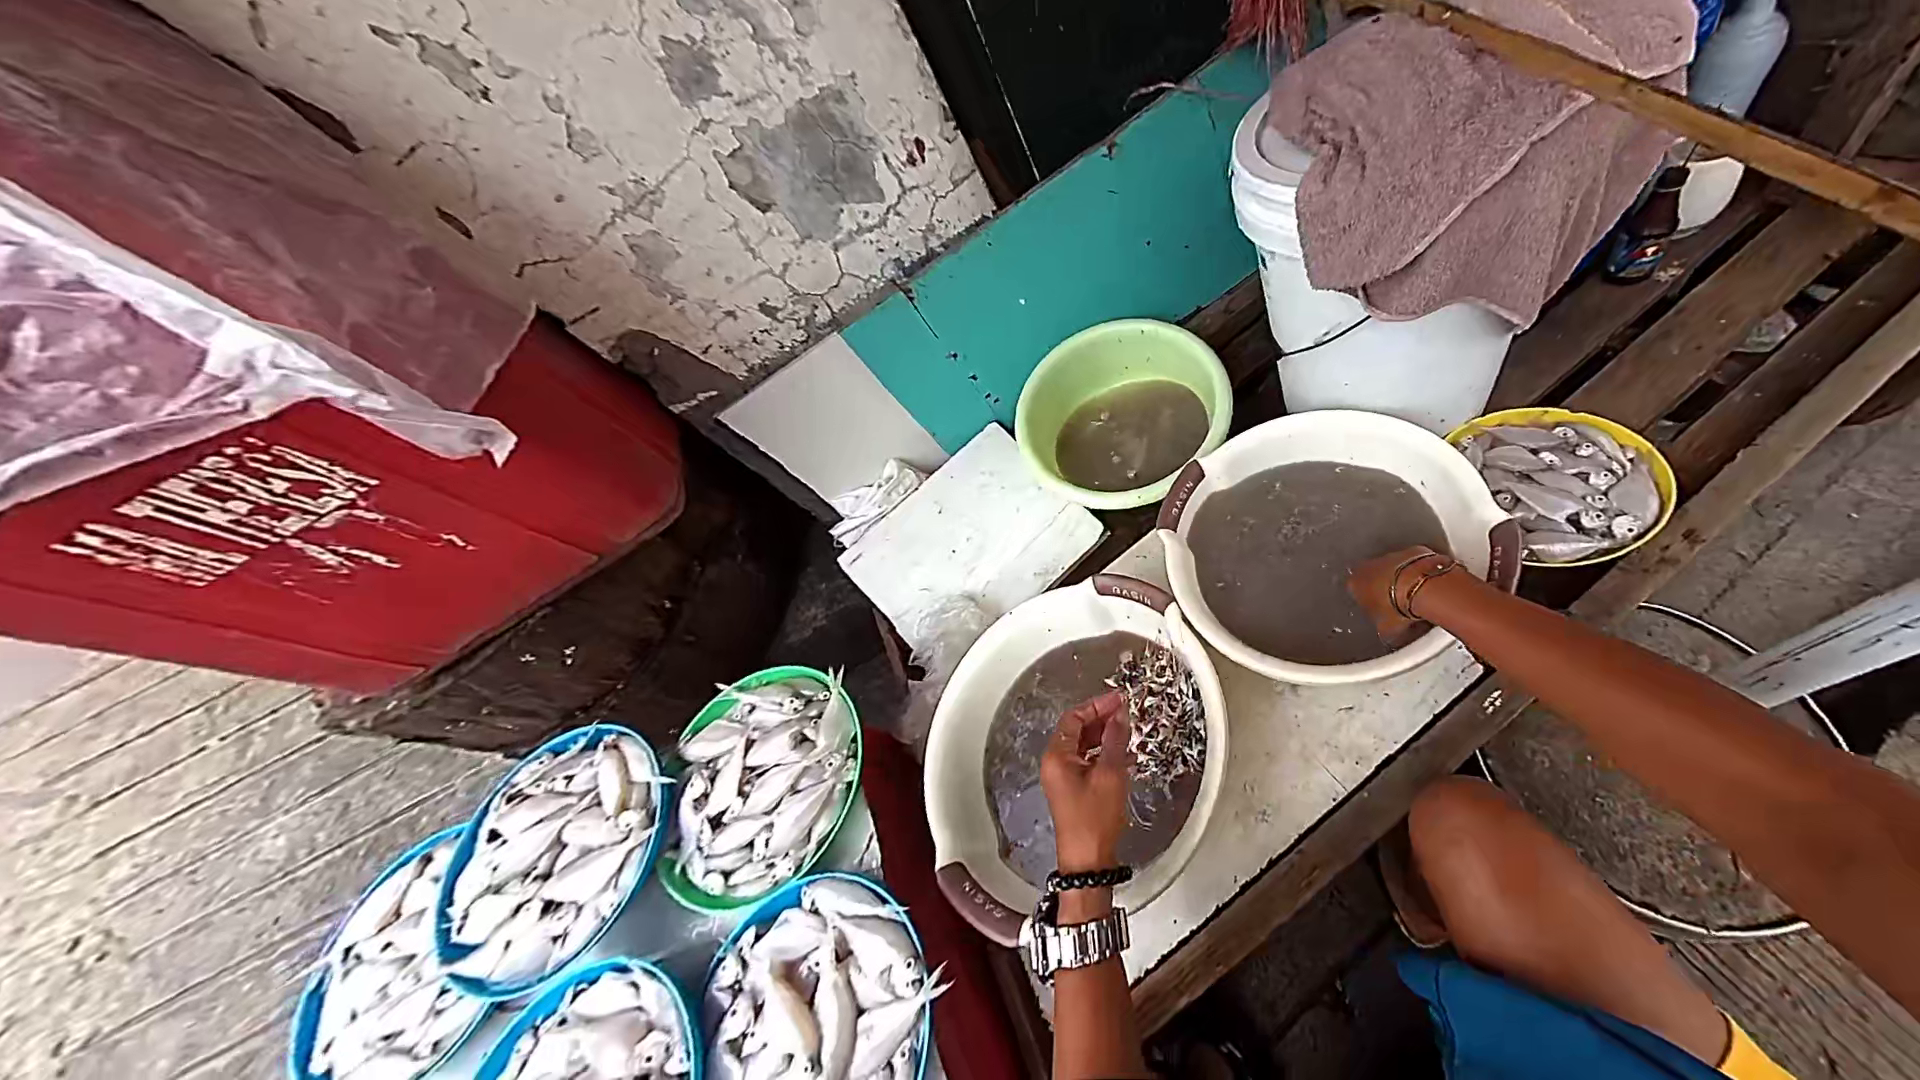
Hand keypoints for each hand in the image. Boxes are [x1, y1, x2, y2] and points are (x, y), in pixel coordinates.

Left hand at [1041, 691, 1131, 873]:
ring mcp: (1063, 776)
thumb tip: (1120, 715)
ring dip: (1104, 736)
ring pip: (1084, 745)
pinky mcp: (1073, 788)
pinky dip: (1104, 754)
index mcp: (1057, 755)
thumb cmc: (1095, 819)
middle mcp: (1055, 762)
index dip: (1096, 706)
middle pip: (1077, 729)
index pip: (1073, 718)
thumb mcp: (1110, 775)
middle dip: (1101, 719)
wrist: (1088, 860)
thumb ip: (1115, 741)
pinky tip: (1124, 755)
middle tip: (1124, 711)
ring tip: (1127, 730)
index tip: (1118, 699)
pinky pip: (1087, 760)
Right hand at [1348, 546, 1445, 648]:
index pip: (1357, 593)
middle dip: (1387, 589)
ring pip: (1396, 569)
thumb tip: (1388, 637)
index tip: (1381, 613)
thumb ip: (1382, 630)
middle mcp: (1370, 565)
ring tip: (1419, 597)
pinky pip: (1417, 563)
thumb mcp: (1386, 628)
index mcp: (1355, 582)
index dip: (1370, 604)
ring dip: (1404, 579)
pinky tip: (1431, 586)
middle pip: (1376, 577)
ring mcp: (1393, 556)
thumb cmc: (1399, 605)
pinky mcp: (1417, 551)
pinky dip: (1422, 572)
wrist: (1427, 588)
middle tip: (1400, 606)